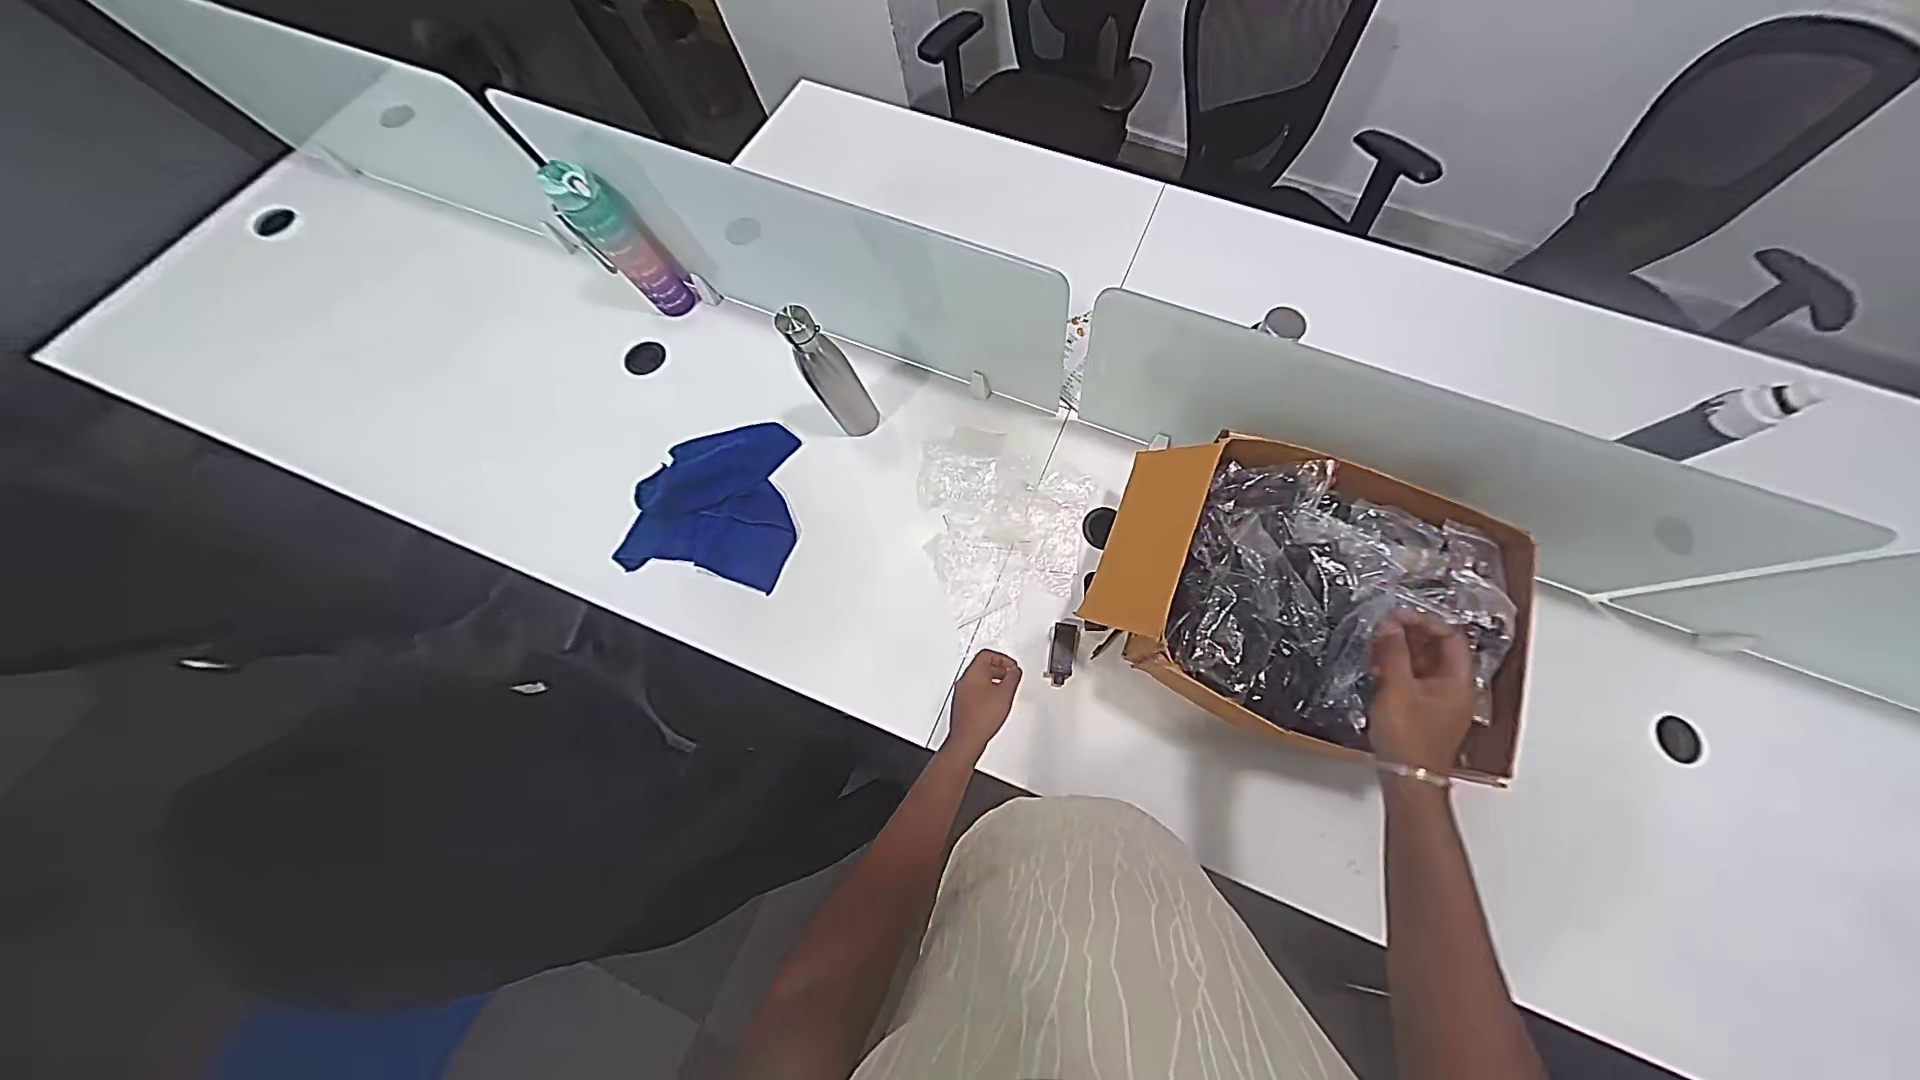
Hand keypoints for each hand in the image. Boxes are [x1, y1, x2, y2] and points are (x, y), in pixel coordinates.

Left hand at [947, 650, 1020, 756]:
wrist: (967, 738)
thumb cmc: (982, 717)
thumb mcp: (1005, 694)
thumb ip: (1013, 678)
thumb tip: (1015, 671)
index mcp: (974, 673)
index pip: (987, 655)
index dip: (1002, 658)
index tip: (1011, 665)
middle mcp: (965, 680)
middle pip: (982, 665)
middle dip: (999, 669)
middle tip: (1011, 675)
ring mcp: (961, 692)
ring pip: (978, 678)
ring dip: (993, 679)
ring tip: (1005, 688)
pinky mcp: (962, 703)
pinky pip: (974, 690)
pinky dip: (986, 690)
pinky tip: (995, 701)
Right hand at [1369, 609, 1474, 774]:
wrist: (1407, 776)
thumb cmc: (1409, 737)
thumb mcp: (1397, 688)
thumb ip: (1393, 654)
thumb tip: (1391, 627)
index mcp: (1458, 682)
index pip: (1451, 638)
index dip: (1425, 622)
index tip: (1397, 616)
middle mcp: (1454, 689)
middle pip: (1437, 650)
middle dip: (1410, 635)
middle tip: (1383, 626)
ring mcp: (1438, 701)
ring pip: (1423, 664)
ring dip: (1401, 651)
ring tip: (1376, 644)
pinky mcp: (1422, 710)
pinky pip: (1413, 679)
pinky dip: (1397, 668)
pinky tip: (1377, 667)